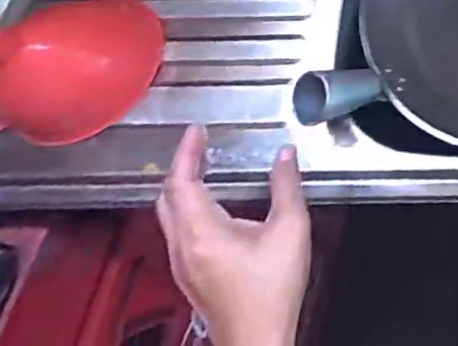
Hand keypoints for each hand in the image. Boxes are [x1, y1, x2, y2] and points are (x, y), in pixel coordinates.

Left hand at [156, 125, 311, 345]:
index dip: (186, 154)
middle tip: (199, 143)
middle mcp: (184, 250)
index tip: (196, 131)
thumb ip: (286, 186)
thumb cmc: (272, 289)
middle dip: (180, 167)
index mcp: (202, 235)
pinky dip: (187, 205)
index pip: (181, 185)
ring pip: (169, 217)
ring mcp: (184, 267)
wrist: (259, 341)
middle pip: (166, 201)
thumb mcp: (290, 228)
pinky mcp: (191, 276)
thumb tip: (285, 154)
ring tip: (203, 164)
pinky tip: (209, 200)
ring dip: (182, 186)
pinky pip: (178, 231)